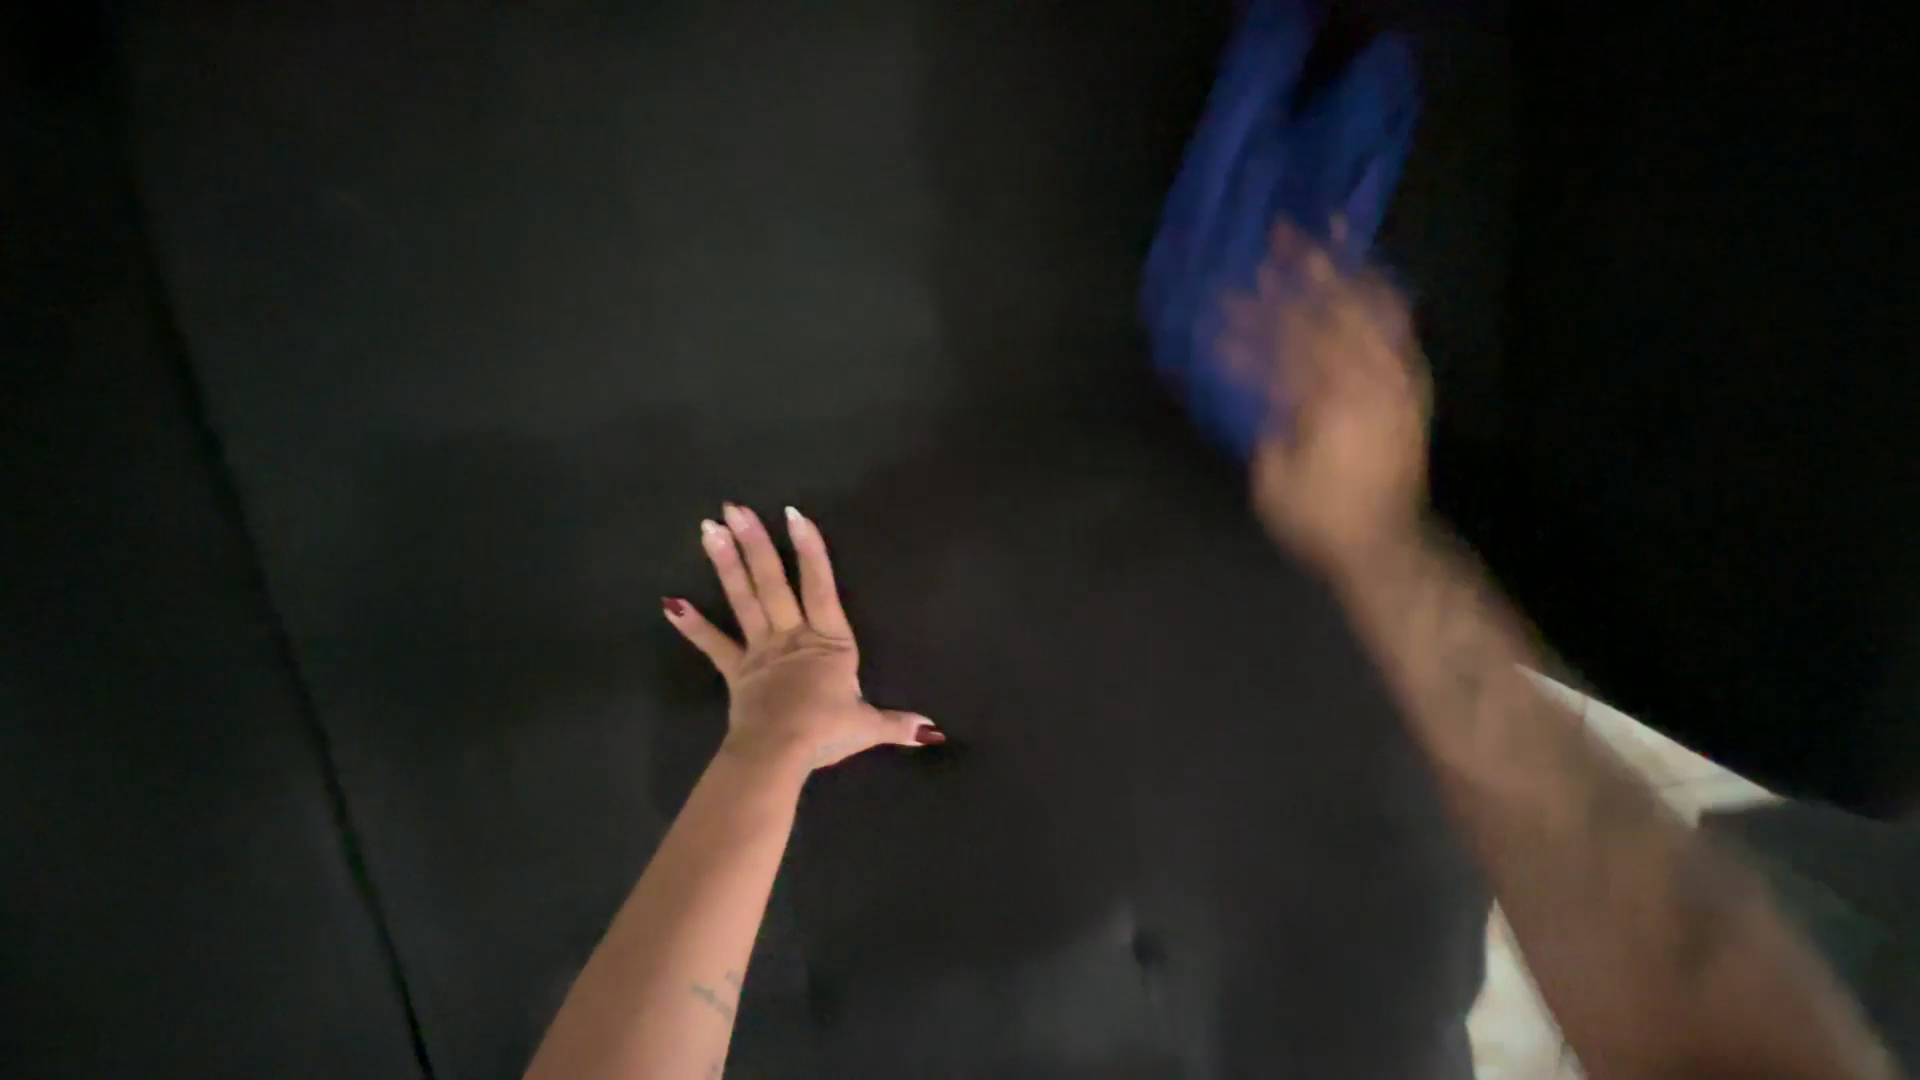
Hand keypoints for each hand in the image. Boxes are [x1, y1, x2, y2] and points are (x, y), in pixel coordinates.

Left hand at [664, 503, 942, 776]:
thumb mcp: (868, 727)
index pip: (820, 587)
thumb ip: (898, 724)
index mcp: (829, 642)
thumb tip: (934, 731)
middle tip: (735, 507)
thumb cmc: (825, 733)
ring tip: (708, 528)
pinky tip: (670, 601)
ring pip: (744, 600)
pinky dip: (692, 625)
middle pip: (773, 583)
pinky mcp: (735, 670)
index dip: (810, 550)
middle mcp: (792, 636)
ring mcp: (760, 650)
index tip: (794, 514)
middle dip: (755, 543)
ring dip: (727, 564)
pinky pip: (713, 645)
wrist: (778, 754)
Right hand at [1222, 223, 1431, 575]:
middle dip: (1302, 271)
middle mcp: (1367, 382)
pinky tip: (1371, 280)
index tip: (1227, 297)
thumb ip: (1269, 421)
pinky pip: (1400, 331)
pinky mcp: (1410, 390)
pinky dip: (1384, 300)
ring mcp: (1396, 382)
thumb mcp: (1274, 476)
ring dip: (1347, 271)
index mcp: (1326, 403)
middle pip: (1331, 312)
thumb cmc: (1317, 518)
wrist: (1382, 543)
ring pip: (1372, 311)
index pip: (1285, 346)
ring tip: (1333, 232)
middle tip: (1281, 235)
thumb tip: (1259, 381)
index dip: (1254, 319)